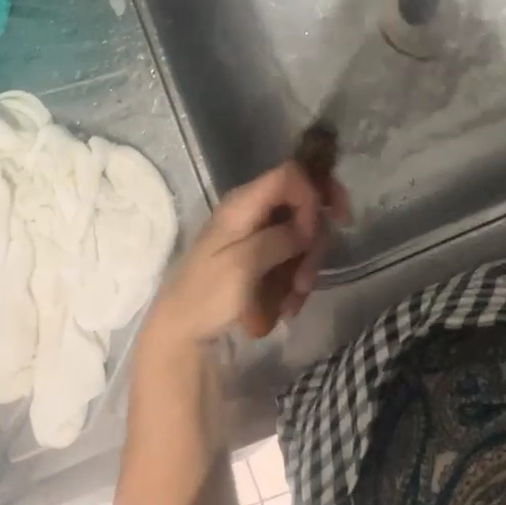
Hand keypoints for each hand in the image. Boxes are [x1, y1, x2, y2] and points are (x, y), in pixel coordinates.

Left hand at [145, 164, 350, 346]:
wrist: (181, 330)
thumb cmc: (207, 294)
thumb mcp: (243, 264)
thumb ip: (279, 238)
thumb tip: (309, 226)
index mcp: (244, 203)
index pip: (290, 174)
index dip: (315, 191)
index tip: (325, 224)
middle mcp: (252, 211)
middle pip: (302, 206)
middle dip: (314, 241)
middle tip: (306, 278)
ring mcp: (256, 234)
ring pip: (300, 236)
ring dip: (305, 267)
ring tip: (293, 300)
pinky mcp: (259, 256)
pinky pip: (290, 258)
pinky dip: (295, 279)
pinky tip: (288, 305)